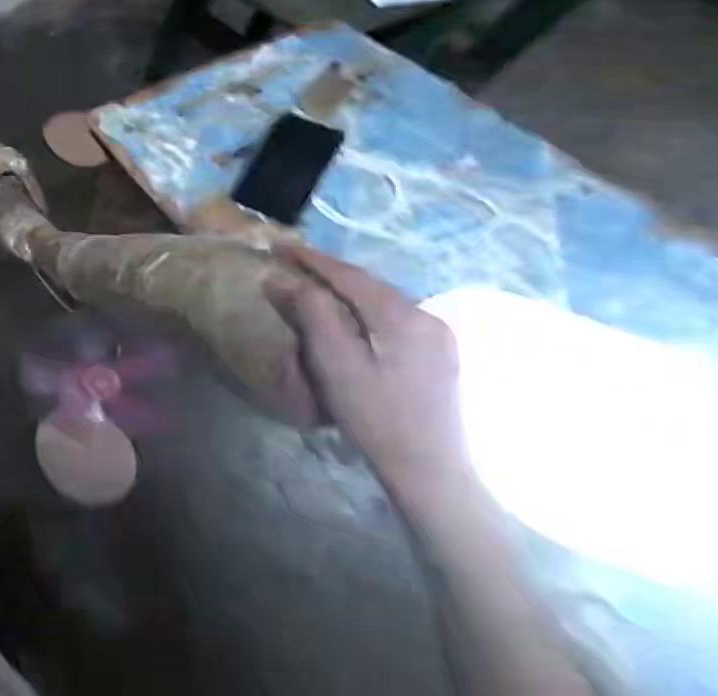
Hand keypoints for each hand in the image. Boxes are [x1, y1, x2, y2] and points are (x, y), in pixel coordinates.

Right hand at [265, 245, 471, 503]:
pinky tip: (346, 314)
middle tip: (290, 260)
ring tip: (311, 283)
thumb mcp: (335, 363)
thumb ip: (312, 313)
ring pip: (381, 299)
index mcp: (403, 316)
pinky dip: (362, 307)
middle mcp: (427, 317)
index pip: (348, 275)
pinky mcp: (439, 355)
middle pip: (367, 283)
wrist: (432, 473)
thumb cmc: (376, 417)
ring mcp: (438, 336)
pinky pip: (391, 316)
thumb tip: (284, 279)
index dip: (310, 258)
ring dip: (345, 289)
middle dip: (327, 270)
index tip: (278, 245)